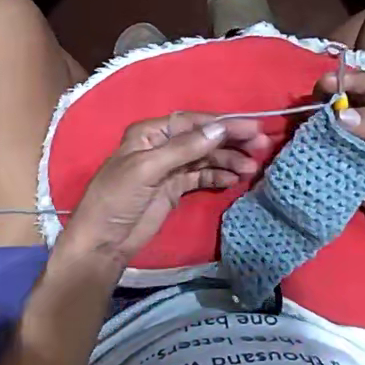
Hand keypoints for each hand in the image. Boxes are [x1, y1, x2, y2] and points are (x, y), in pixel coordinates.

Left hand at [57, 112, 272, 268]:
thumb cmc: (117, 198)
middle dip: (231, 141)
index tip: (252, 127)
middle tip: (261, 146)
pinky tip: (236, 178)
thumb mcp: (148, 169)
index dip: (223, 124)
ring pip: (206, 158)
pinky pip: (202, 176)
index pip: (193, 122)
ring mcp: (169, 168)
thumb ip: (185, 148)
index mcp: (150, 133)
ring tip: (252, 168)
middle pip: (203, 138)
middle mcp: (161, 145)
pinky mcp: (175, 189)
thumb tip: (219, 128)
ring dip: (229, 160)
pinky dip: (219, 176)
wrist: (103, 242)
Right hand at [317, 68, 364, 232]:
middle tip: (313, 101)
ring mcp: (350, 137)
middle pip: (342, 98)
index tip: (328, 83)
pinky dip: (311, 140)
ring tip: (304, 120)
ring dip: (316, 118)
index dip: (347, 80)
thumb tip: (341, 115)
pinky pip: (322, 145)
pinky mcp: (337, 157)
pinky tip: (303, 139)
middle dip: (326, 96)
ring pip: (328, 120)